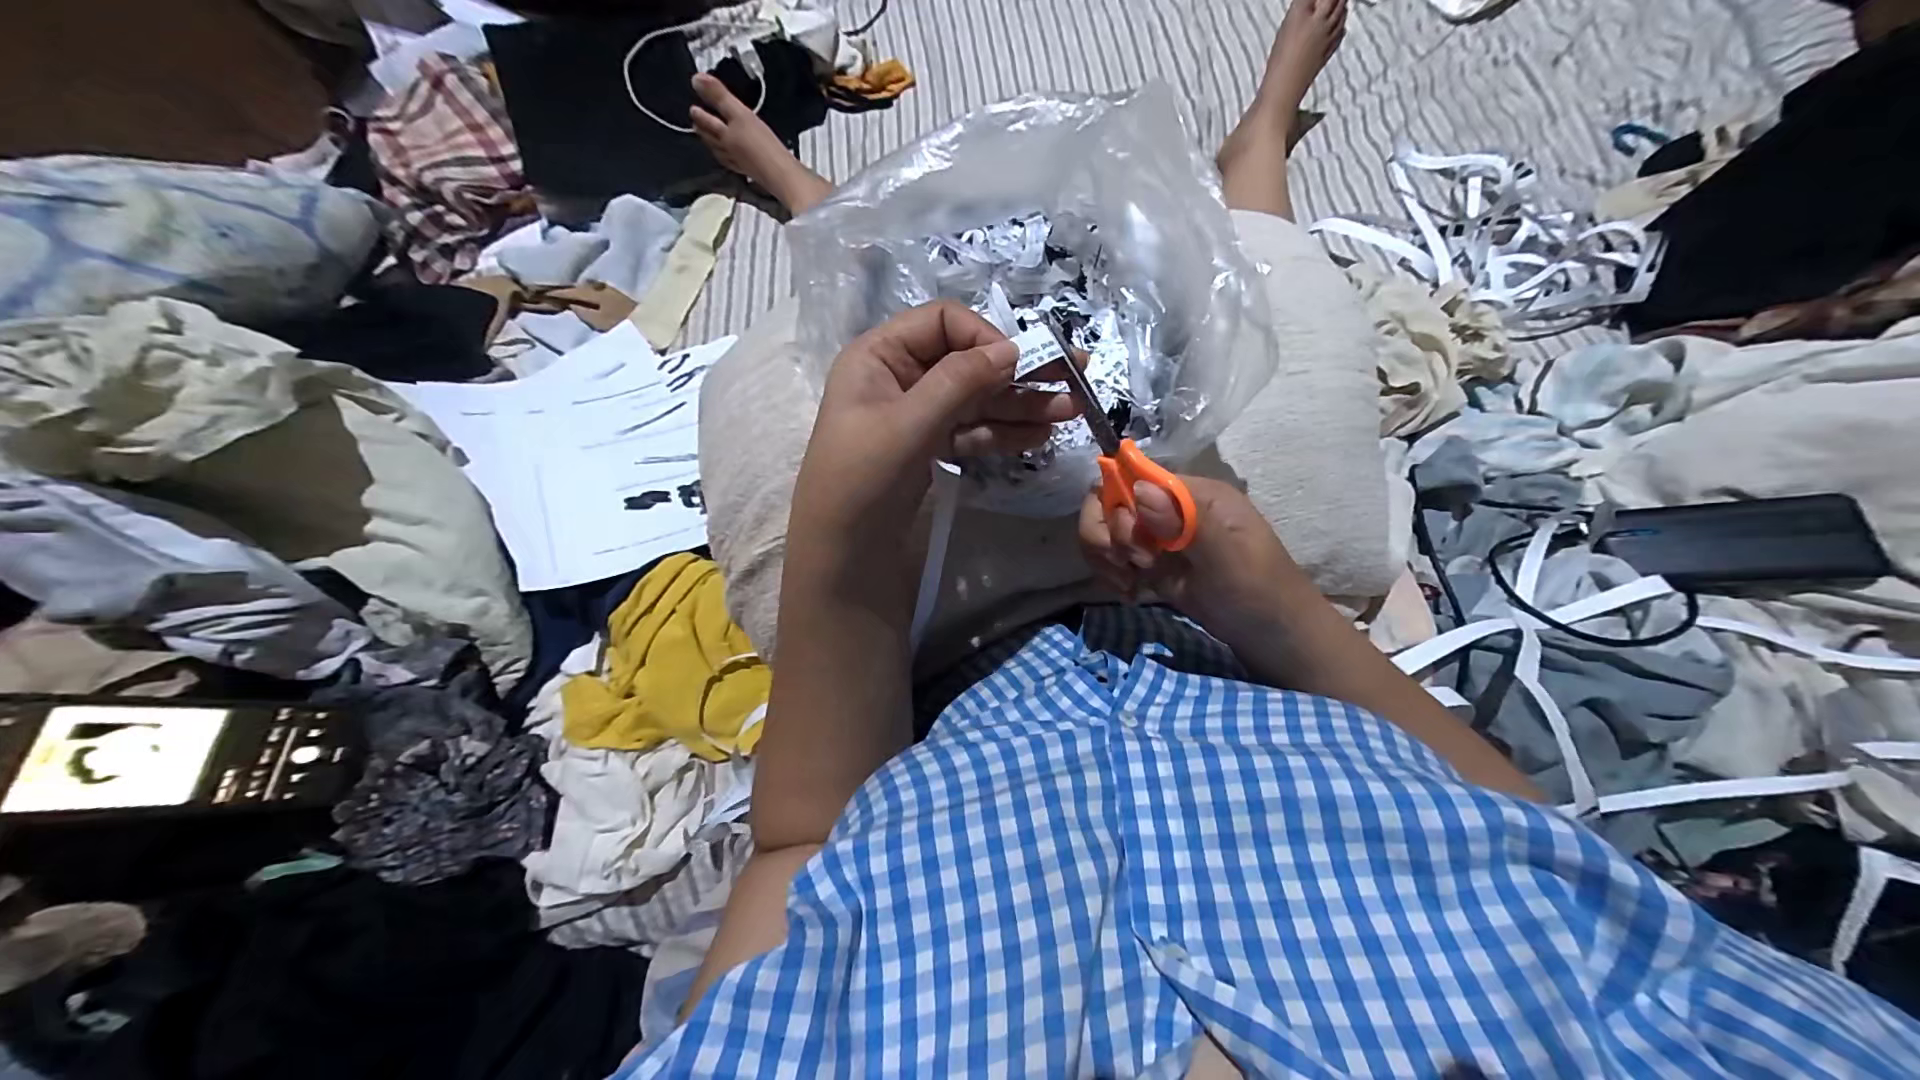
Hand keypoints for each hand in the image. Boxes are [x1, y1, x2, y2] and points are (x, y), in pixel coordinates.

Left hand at [790, 300, 1076, 554]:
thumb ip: (959, 382)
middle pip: (967, 362)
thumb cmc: (862, 479)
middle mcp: (898, 378)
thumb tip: (1010, 349)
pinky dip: (1002, 433)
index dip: (984, 337)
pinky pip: (971, 431)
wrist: (842, 555)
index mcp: (879, 356)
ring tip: (1068, 412)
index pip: (942, 323)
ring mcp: (916, 416)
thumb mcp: (908, 424)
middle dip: (1017, 373)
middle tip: (1073, 378)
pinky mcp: (928, 449)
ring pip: (974, 400)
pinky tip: (1037, 436)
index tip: (1021, 363)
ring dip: (1019, 405)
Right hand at [1078, 474, 1300, 648]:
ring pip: (1107, 530)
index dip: (1120, 509)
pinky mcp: (1152, 565)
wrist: (1276, 640)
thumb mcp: (1229, 558)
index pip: (1132, 479)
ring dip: (1105, 556)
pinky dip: (1111, 574)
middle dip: (1109, 536)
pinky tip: (1130, 594)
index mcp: (1194, 494)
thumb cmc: (1261, 594)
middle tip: (1129, 568)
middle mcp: (1171, 508)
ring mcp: (1160, 538)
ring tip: (1128, 584)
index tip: (1134, 547)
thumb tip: (1139, 488)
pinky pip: (1114, 558)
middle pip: (1111, 502)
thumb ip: (1186, 521)